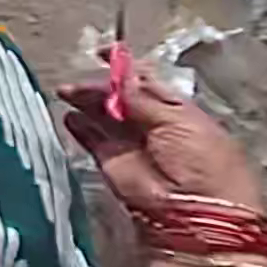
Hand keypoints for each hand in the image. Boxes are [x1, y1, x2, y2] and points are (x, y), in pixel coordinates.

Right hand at [58, 66, 264, 212]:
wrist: (193, 213)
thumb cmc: (200, 162)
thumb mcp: (178, 121)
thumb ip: (142, 98)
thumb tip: (120, 77)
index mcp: (175, 111)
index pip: (145, 82)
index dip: (124, 67)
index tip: (102, 53)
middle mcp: (152, 124)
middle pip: (118, 97)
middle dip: (98, 86)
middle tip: (77, 83)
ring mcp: (130, 143)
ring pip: (102, 114)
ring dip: (85, 101)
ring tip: (66, 93)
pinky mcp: (111, 161)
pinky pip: (91, 138)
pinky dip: (79, 126)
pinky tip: (69, 115)